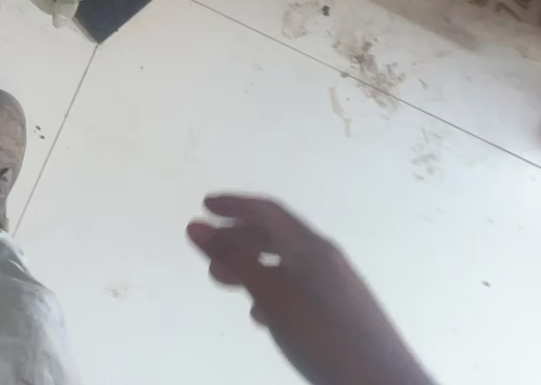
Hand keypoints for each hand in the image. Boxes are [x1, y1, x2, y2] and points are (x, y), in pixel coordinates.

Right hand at [188, 195, 433, 384]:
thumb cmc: (322, 335)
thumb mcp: (268, 295)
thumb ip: (231, 259)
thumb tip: (194, 227)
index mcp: (309, 246)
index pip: (266, 210)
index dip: (233, 204)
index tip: (204, 207)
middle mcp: (326, 258)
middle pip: (274, 235)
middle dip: (237, 240)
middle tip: (209, 254)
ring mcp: (339, 286)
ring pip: (285, 263)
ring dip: (252, 267)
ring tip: (227, 286)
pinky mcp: (346, 312)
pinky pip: (300, 286)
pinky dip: (273, 289)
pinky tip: (263, 315)